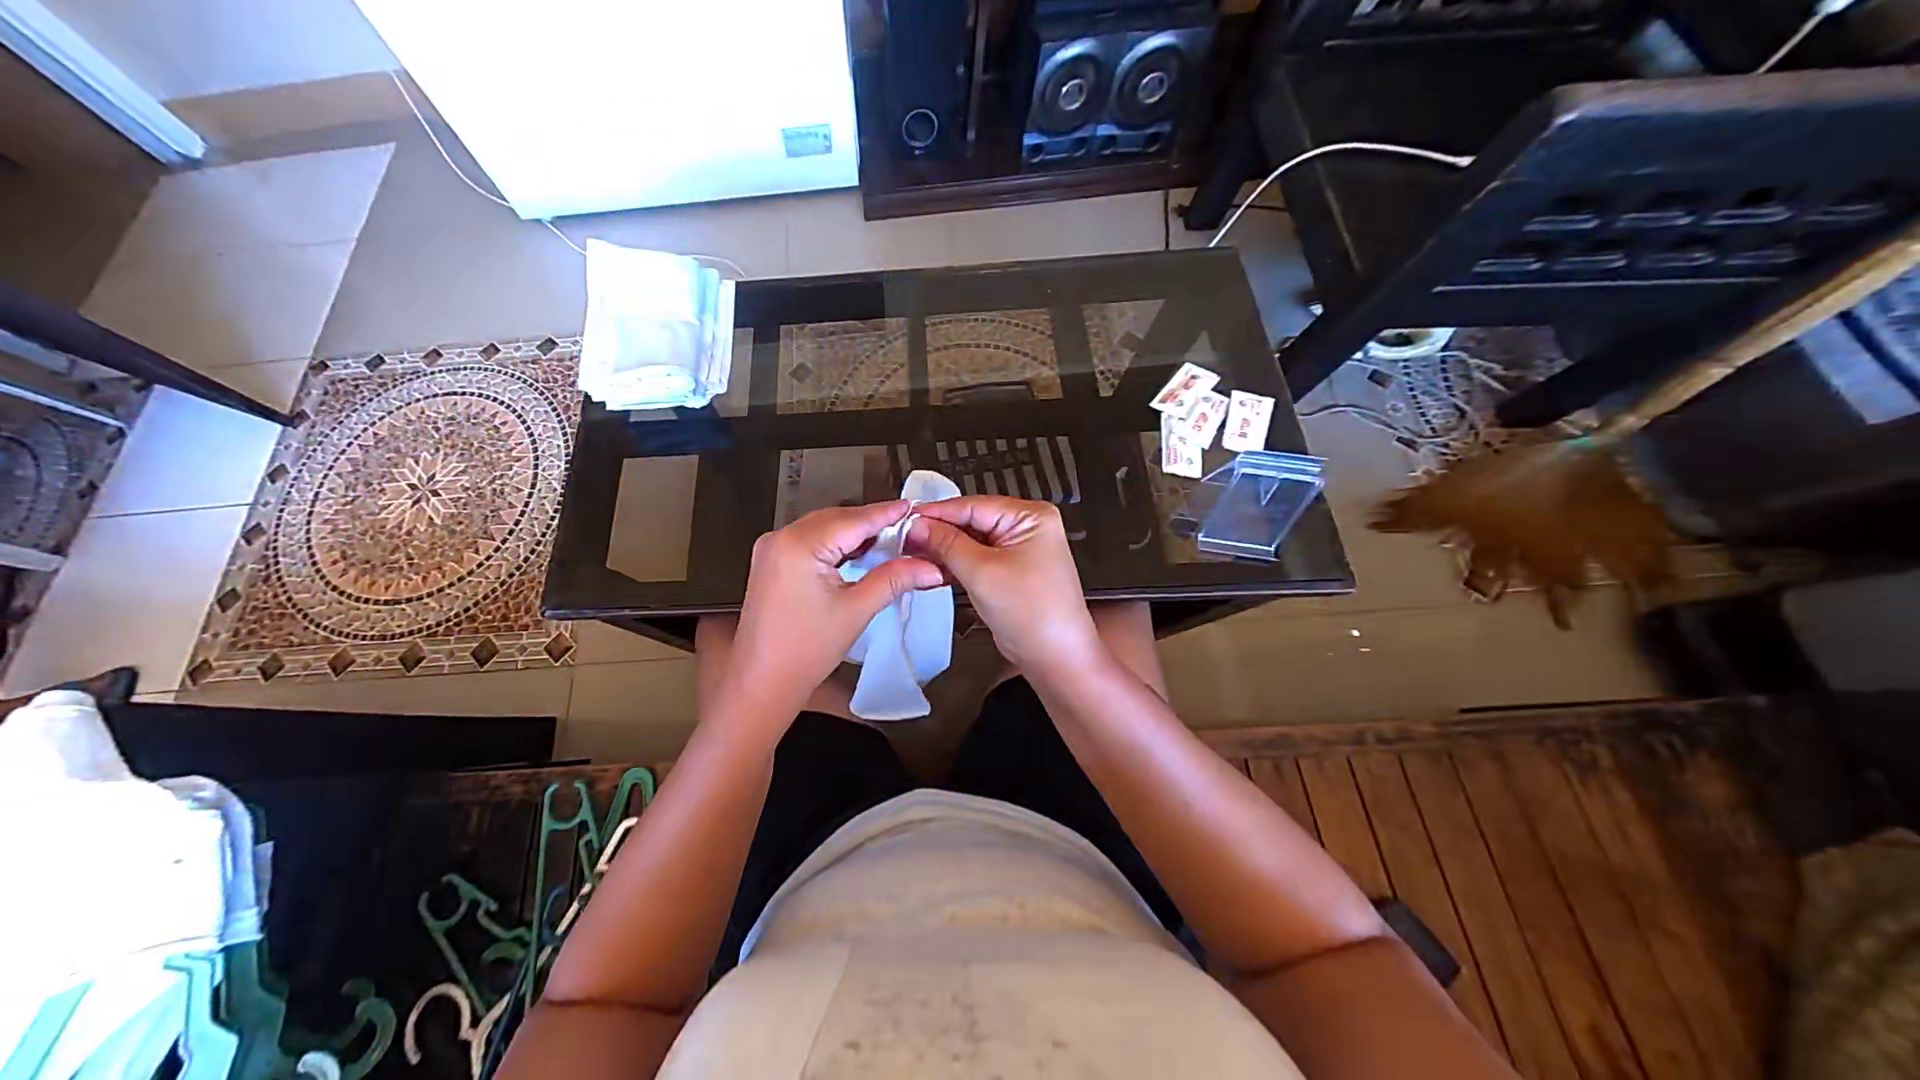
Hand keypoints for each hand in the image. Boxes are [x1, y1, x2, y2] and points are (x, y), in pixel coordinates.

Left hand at [726, 500, 944, 717]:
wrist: (763, 682)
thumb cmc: (801, 652)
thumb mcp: (856, 610)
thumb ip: (894, 579)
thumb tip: (926, 566)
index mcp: (798, 546)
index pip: (854, 520)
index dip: (887, 514)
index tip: (912, 509)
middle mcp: (780, 539)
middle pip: (839, 518)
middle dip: (874, 524)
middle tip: (908, 532)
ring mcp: (772, 549)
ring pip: (825, 527)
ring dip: (855, 533)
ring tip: (889, 544)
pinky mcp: (771, 561)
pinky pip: (810, 540)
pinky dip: (836, 543)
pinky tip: (858, 554)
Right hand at [906, 496, 1101, 675]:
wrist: (1055, 656)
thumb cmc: (1037, 614)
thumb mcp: (982, 571)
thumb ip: (947, 543)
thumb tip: (921, 524)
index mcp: (1031, 516)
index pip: (973, 504)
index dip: (937, 513)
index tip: (908, 519)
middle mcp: (1027, 528)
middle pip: (971, 521)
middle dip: (938, 532)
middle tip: (905, 539)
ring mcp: (1018, 551)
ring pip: (970, 542)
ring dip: (943, 550)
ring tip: (914, 555)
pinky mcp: (1008, 572)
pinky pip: (976, 560)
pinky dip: (955, 565)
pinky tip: (932, 569)